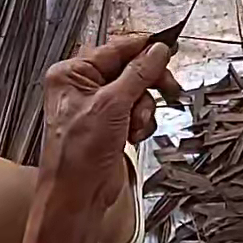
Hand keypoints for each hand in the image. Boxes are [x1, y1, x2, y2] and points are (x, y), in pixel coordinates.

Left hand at [38, 34, 181, 211]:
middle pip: (130, 70)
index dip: (143, 48)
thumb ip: (138, 74)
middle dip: (148, 83)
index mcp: (72, 73)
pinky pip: (136, 111)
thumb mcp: (112, 105)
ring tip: (136, 124)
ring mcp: (97, 106)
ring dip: (144, 108)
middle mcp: (83, 86)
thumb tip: (157, 51)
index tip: (168, 46)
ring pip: (137, 92)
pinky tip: (134, 136)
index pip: (115, 49)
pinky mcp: (110, 125)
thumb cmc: (77, 154)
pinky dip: (141, 123)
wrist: (77, 197)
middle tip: (169, 88)